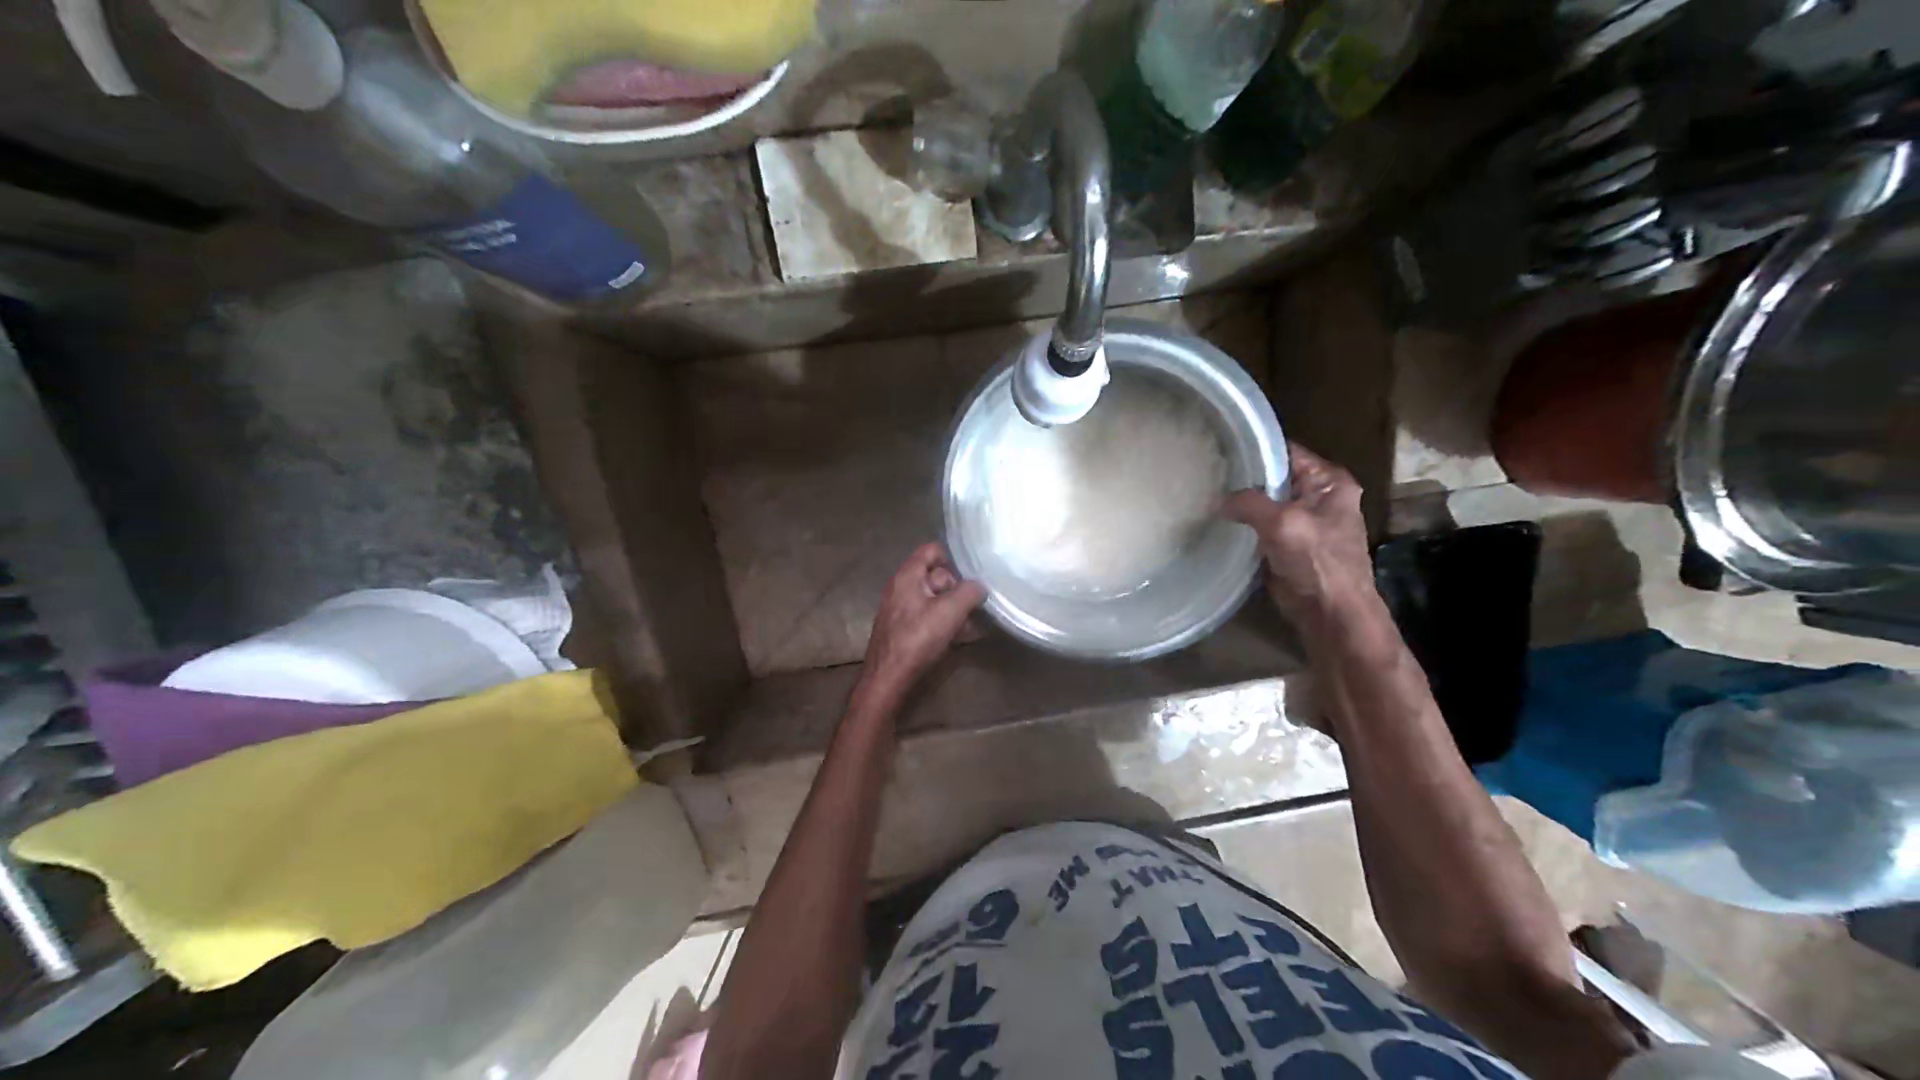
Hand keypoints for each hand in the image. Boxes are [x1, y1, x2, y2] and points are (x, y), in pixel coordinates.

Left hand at [859, 543, 986, 703]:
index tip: (972, 576)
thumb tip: (980, 587)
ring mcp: (903, 609)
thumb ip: (970, 592)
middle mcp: (903, 588)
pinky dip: (946, 623)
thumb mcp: (950, 611)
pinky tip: (961, 637)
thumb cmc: (917, 639)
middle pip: (938, 576)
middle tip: (974, 607)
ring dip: (956, 610)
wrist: (888, 679)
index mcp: (908, 575)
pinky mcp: (905, 629)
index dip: (954, 559)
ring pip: (937, 599)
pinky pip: (930, 617)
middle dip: (959, 590)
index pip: (932, 550)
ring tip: (973, 625)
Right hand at [1220, 442, 1378, 633]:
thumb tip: (1217, 500)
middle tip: (1206, 475)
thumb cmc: (1317, 563)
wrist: (1331, 614)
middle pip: (1273, 477)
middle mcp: (1318, 496)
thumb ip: (1248, 502)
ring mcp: (1302, 521)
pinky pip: (1259, 527)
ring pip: (1264, 503)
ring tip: (1206, 496)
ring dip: (1240, 505)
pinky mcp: (1287, 545)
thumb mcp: (1282, 523)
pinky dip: (1242, 526)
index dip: (1254, 449)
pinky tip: (1217, 523)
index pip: (1286, 451)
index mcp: (1330, 481)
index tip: (1219, 449)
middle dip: (1242, 478)